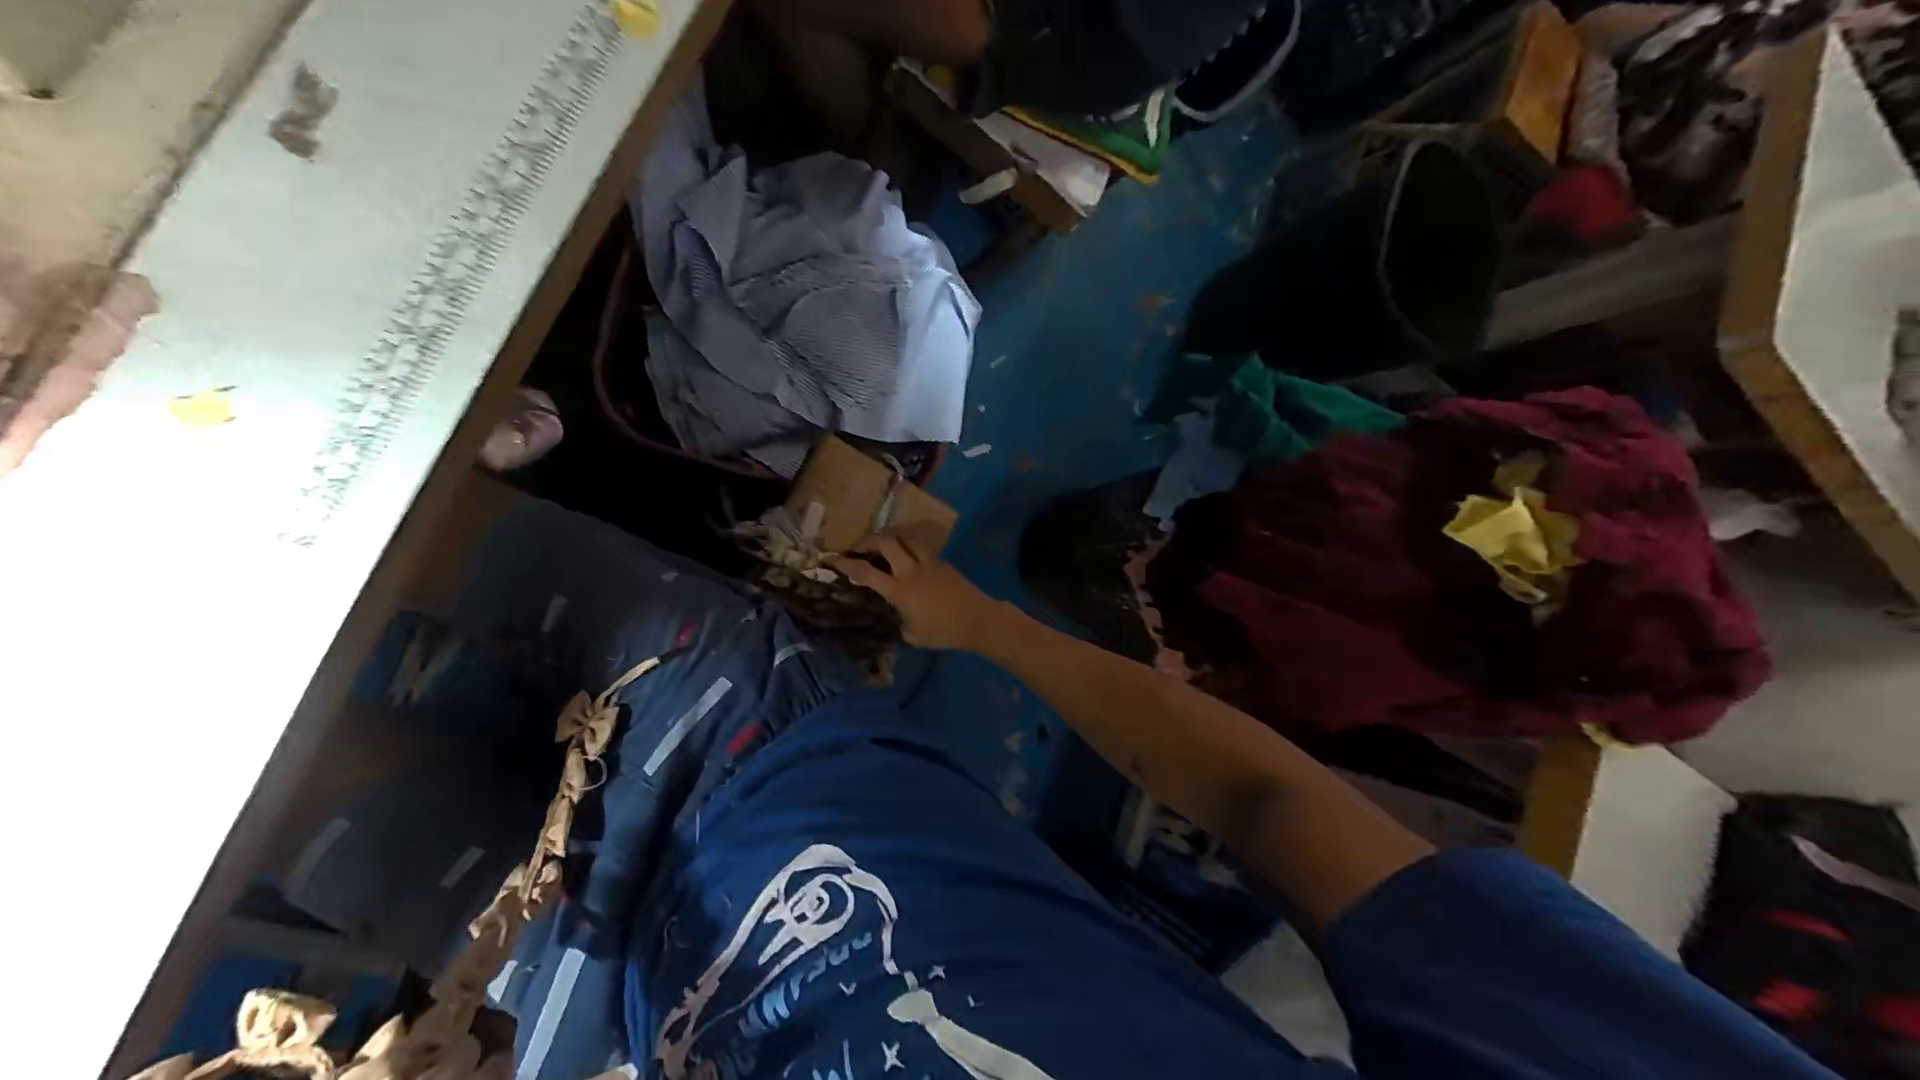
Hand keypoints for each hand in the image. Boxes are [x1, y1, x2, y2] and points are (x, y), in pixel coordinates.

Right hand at [831, 528, 1008, 651]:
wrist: (977, 619)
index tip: (835, 560)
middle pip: (886, 542)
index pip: (866, 572)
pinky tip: (910, 558)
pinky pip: (922, 549)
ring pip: (906, 539)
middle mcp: (910, 570)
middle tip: (861, 548)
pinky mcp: (943, 562)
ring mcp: (929, 563)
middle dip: (869, 541)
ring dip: (892, 540)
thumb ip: (900, 623)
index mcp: (899, 590)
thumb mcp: (913, 635)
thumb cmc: (943, 632)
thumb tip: (898, 618)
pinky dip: (911, 548)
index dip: (847, 564)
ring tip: (886, 547)